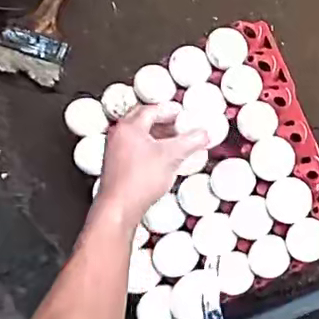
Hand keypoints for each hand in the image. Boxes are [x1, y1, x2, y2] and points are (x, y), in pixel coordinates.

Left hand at [96, 103, 206, 223]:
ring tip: (175, 142)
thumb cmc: (138, 181)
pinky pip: (136, 150)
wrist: (119, 208)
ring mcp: (115, 152)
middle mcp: (119, 136)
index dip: (169, 110)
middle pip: (143, 121)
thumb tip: (203, 134)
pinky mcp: (117, 167)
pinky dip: (151, 149)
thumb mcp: (172, 156)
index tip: (181, 113)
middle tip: (179, 125)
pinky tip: (163, 159)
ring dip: (158, 136)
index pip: (151, 110)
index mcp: (129, 127)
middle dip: (163, 122)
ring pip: (140, 136)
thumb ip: (190, 141)